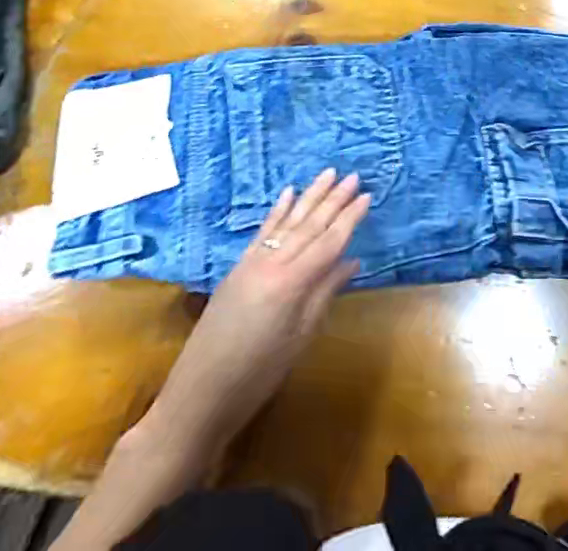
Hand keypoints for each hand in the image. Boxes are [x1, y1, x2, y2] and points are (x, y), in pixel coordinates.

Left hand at [152, 168, 370, 452]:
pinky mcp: (238, 268)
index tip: (367, 196)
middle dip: (333, 200)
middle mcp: (272, 264)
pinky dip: (277, 211)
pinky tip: (288, 193)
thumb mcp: (300, 336)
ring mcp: (252, 263)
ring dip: (309, 196)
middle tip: (353, 176)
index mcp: (292, 283)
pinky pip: (262, 232)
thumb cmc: (259, 373)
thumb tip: (351, 261)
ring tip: (327, 174)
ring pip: (287, 222)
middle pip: (309, 225)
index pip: (329, 242)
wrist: (200, 393)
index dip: (350, 219)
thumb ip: (325, 293)